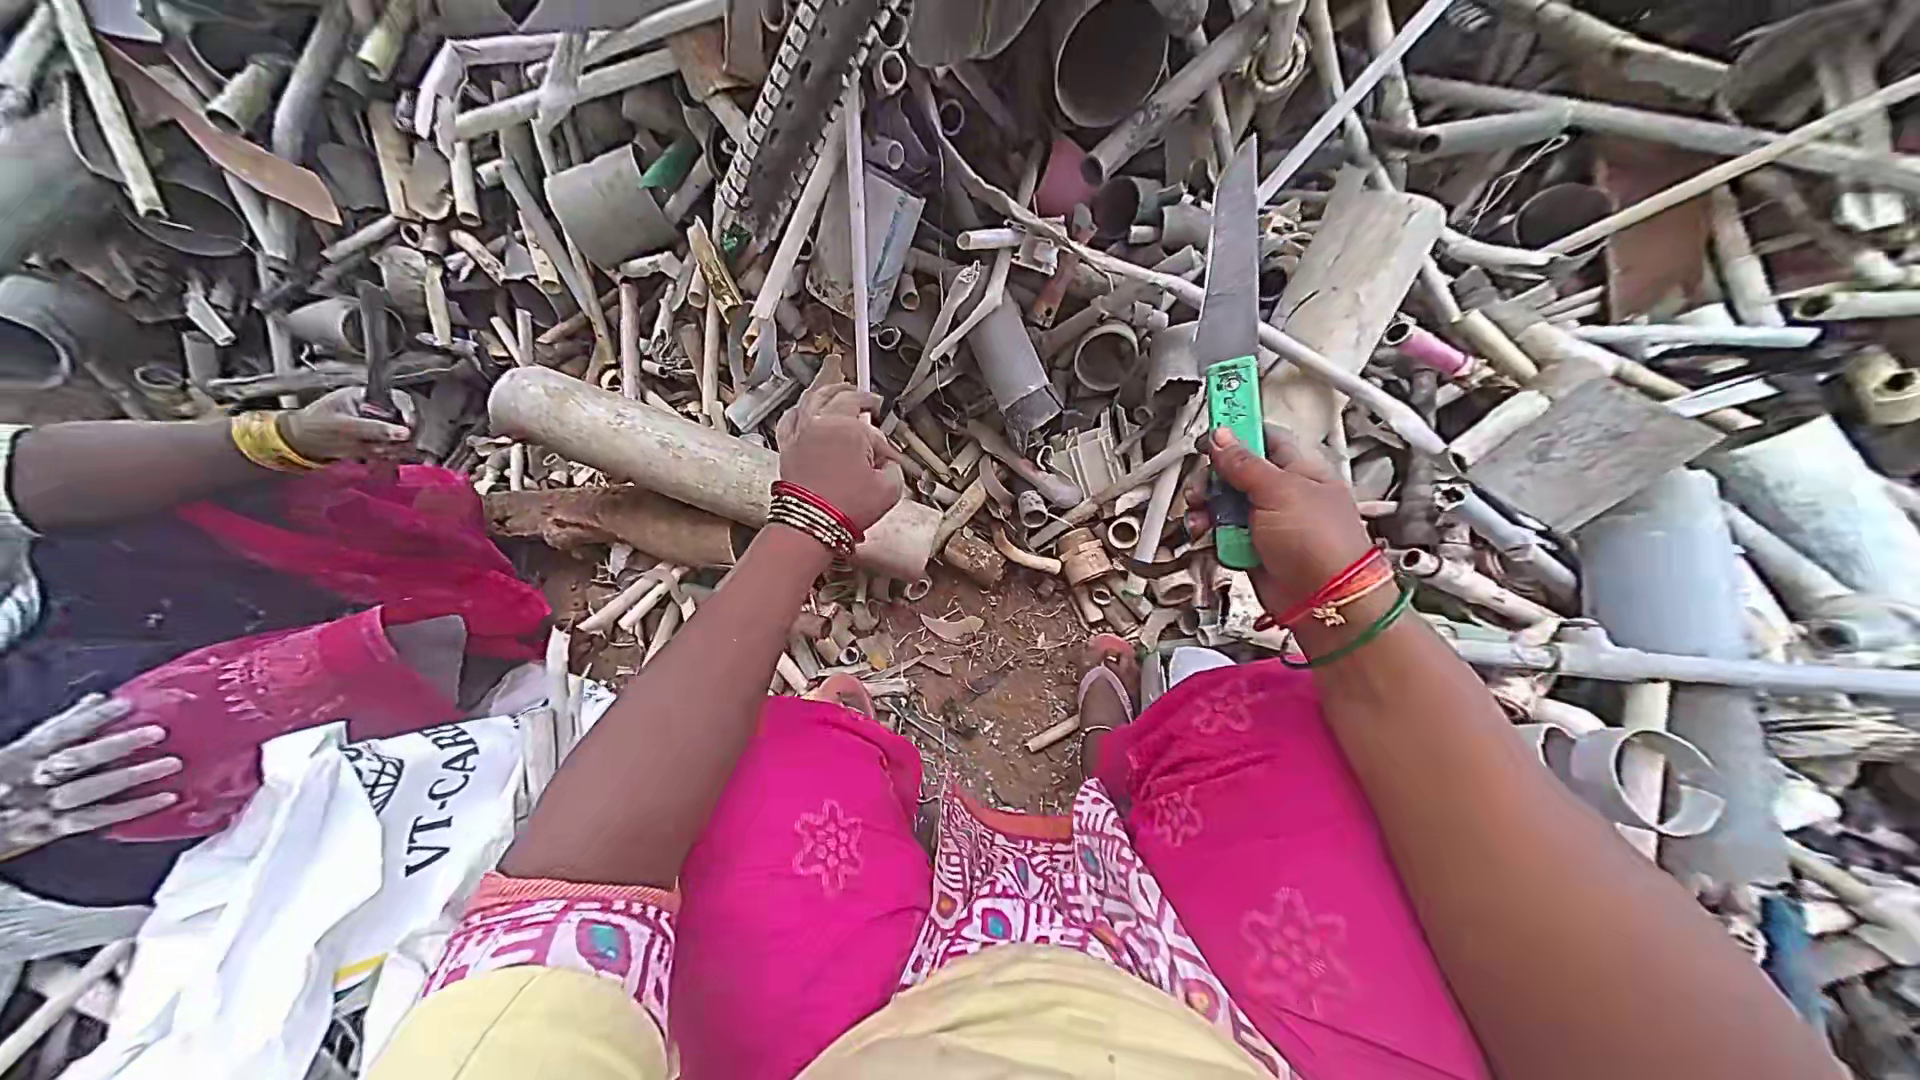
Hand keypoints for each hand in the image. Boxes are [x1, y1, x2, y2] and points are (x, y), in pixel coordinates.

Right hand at [0, 694, 181, 858]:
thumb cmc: (5, 780)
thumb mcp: (20, 753)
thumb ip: (60, 728)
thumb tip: (98, 698)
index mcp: (19, 757)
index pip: (57, 734)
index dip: (91, 718)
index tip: (127, 704)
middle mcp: (26, 780)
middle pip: (74, 760)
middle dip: (116, 745)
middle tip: (158, 732)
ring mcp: (37, 806)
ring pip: (86, 789)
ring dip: (130, 776)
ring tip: (173, 763)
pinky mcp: (48, 829)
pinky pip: (94, 818)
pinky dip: (132, 808)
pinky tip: (167, 797)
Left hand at [280, 387, 415, 462]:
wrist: (300, 444)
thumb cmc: (312, 428)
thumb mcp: (342, 426)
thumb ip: (373, 429)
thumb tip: (404, 433)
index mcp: (367, 397)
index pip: (400, 399)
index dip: (409, 412)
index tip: (409, 427)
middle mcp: (379, 410)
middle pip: (409, 420)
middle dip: (402, 435)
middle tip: (391, 445)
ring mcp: (382, 425)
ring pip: (408, 437)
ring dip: (395, 447)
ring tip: (375, 450)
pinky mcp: (383, 440)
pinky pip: (400, 448)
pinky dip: (391, 454)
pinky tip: (376, 455)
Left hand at [774, 368, 904, 533]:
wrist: (811, 526)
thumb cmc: (844, 508)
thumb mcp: (889, 489)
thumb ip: (893, 469)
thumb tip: (888, 464)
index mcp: (849, 428)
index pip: (873, 428)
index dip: (885, 442)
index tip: (889, 453)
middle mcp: (822, 424)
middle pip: (840, 396)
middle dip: (858, 396)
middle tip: (869, 400)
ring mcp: (801, 434)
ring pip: (812, 398)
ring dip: (828, 391)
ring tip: (836, 390)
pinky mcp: (787, 448)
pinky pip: (790, 419)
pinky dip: (799, 410)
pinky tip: (802, 410)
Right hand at [1194, 424, 1375, 618]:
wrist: (1324, 601)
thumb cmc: (1323, 545)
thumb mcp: (1279, 492)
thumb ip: (1244, 463)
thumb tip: (1222, 437)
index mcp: (1298, 469)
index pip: (1261, 435)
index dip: (1236, 428)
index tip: (1212, 422)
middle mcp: (1280, 492)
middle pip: (1232, 471)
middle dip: (1212, 477)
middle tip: (1204, 485)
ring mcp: (1264, 520)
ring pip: (1221, 502)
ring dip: (1208, 509)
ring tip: (1206, 517)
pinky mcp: (1250, 546)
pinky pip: (1220, 532)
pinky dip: (1211, 534)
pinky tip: (1211, 536)